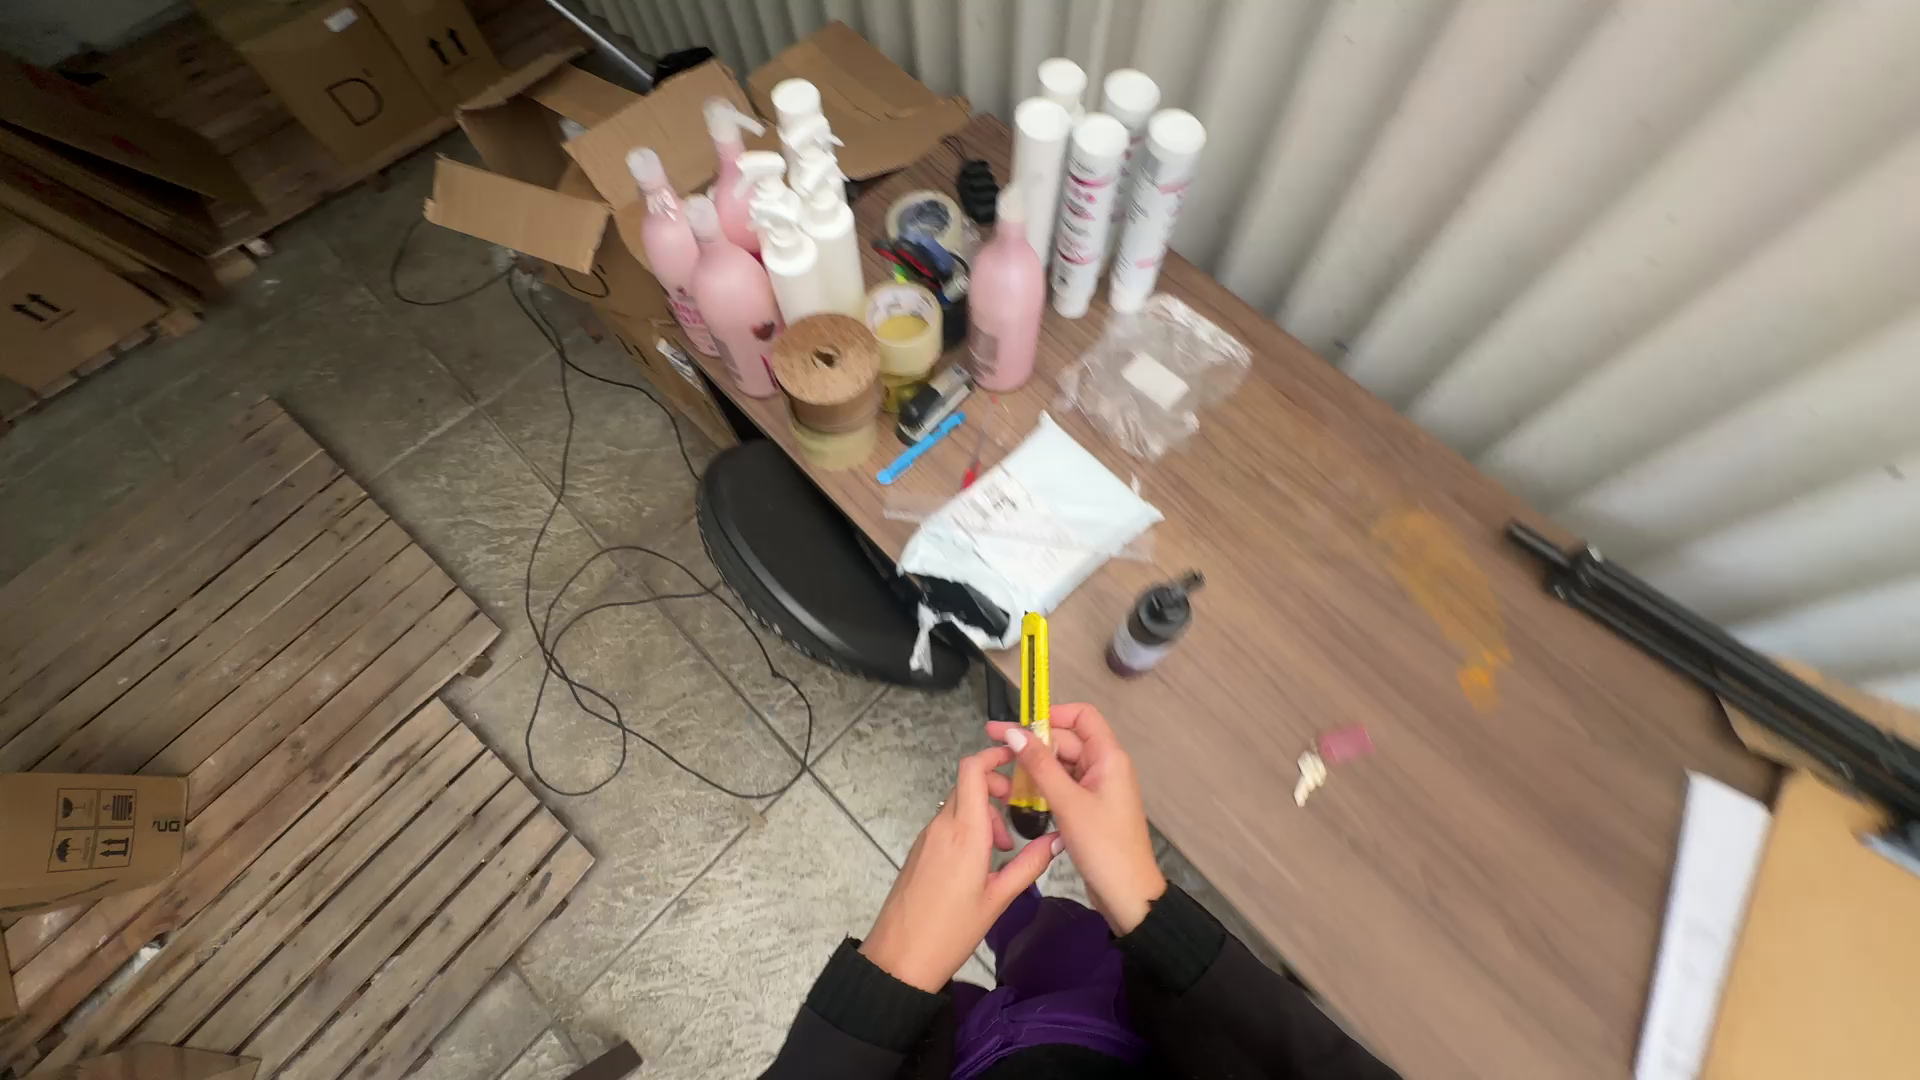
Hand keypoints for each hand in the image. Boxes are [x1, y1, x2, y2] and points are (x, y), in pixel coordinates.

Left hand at [859, 746, 1062, 991]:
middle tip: (1016, 813)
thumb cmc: (953, 930)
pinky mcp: (919, 849)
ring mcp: (927, 835)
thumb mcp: (999, 899)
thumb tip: (1060, 839)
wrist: (899, 958)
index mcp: (965, 831)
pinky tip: (979, 861)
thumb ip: (1030, 864)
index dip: (993, 754)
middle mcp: (943, 824)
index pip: (972, 769)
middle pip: (968, 783)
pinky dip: (967, 826)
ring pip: (958, 804)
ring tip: (1002, 848)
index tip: (1017, 758)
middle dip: (996, 788)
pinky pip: (947, 822)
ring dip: (983, 812)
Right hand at [989, 703, 1164, 933]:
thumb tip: (1014, 731)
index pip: (1081, 715)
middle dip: (1033, 741)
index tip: (1019, 724)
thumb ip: (1040, 765)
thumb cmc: (1103, 846)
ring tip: (1001, 768)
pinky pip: (1063, 784)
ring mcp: (1097, 787)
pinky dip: (1042, 784)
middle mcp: (1105, 765)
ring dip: (1035, 764)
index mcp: (1108, 756)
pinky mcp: (1089, 807)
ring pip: (1061, 763)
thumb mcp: (1068, 802)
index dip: (1050, 713)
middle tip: (995, 744)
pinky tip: (1018, 791)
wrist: (1129, 898)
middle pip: (1066, 739)